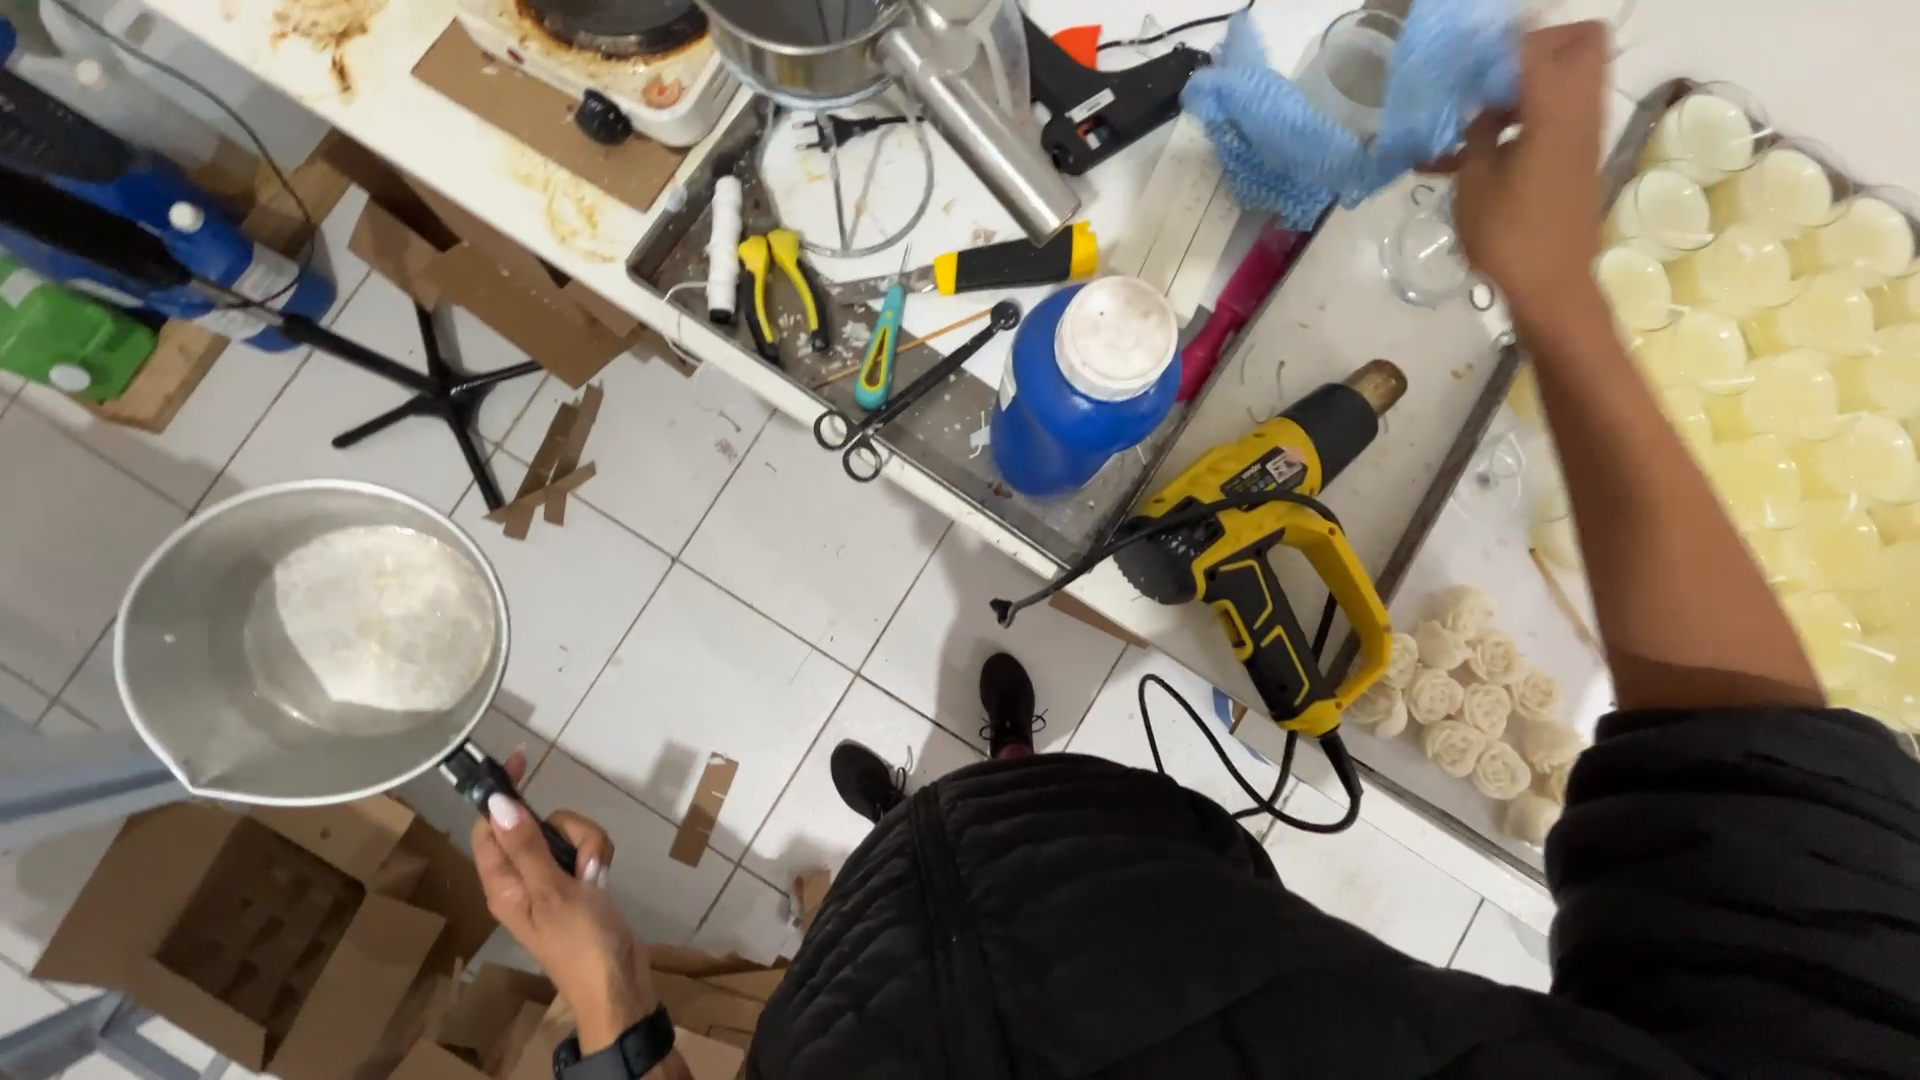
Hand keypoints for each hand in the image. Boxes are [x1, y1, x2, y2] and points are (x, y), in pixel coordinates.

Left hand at [472, 752, 654, 1054]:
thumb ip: (526, 847)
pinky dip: (599, 856)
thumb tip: (498, 802)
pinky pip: (588, 849)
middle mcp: (523, 877)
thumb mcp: (551, 891)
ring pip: (569, 833)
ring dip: (589, 844)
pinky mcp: (578, 883)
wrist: (618, 981)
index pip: (491, 825)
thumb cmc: (579, 941)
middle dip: (569, 828)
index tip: (523, 760)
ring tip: (594, 875)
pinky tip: (604, 877)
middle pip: (539, 823)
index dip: (503, 793)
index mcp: (503, 882)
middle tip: (579, 858)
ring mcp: (552, 879)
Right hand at [1440, 22, 1612, 322]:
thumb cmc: (1506, 235)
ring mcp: (1585, 131)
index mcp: (1554, 111)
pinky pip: (1560, 111)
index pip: (1539, 46)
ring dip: (1528, 83)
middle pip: (1581, 41)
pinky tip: (1482, 147)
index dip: (1505, 42)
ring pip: (1572, 75)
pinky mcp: (1578, 154)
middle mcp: (1581, 109)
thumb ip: (1479, 135)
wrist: (1551, 281)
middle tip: (1492, 72)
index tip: (1469, 55)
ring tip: (1478, 116)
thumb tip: (1484, 108)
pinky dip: (1527, 115)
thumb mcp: (1475, 184)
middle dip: (1536, 45)